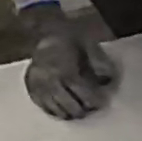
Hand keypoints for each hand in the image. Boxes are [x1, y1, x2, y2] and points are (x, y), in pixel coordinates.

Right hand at [18, 0, 117, 119]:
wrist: (46, 28)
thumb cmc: (71, 39)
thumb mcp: (89, 46)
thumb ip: (100, 64)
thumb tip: (109, 81)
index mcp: (64, 69)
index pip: (82, 94)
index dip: (93, 100)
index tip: (99, 101)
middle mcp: (49, 80)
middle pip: (70, 107)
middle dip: (83, 108)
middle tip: (88, 106)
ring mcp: (38, 86)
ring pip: (58, 111)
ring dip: (70, 112)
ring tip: (77, 107)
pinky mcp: (32, 89)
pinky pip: (46, 109)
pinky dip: (57, 111)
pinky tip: (64, 107)